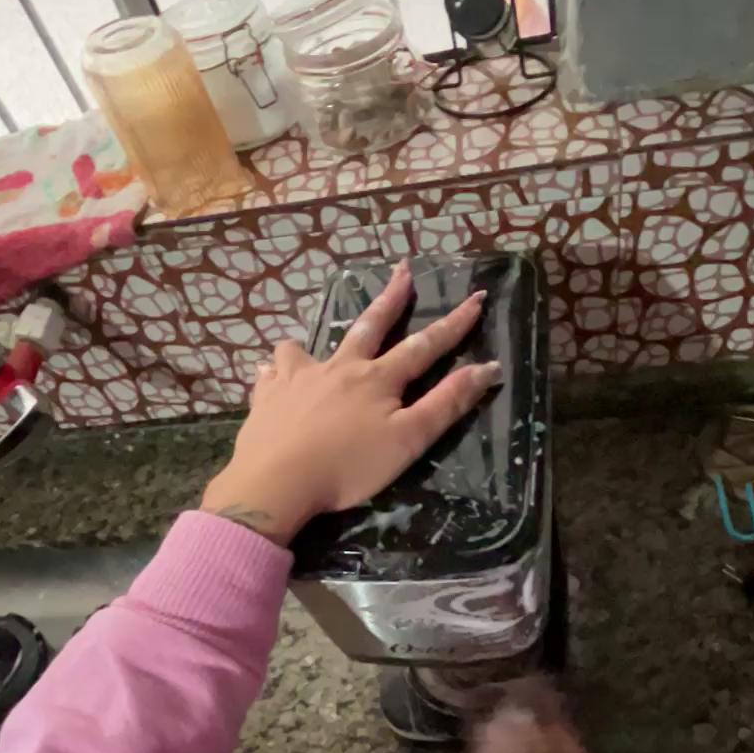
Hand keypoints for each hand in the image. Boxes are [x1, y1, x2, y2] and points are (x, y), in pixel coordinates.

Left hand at [201, 261, 500, 543]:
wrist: (277, 481)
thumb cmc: (349, 466)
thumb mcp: (408, 440)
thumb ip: (446, 404)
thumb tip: (486, 368)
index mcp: (377, 379)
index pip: (424, 345)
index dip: (454, 323)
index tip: (476, 298)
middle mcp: (339, 368)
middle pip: (369, 327)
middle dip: (390, 299)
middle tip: (401, 270)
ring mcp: (298, 378)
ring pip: (307, 348)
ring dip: (314, 343)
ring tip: (307, 345)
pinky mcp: (267, 396)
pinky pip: (271, 375)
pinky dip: (275, 372)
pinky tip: (272, 377)